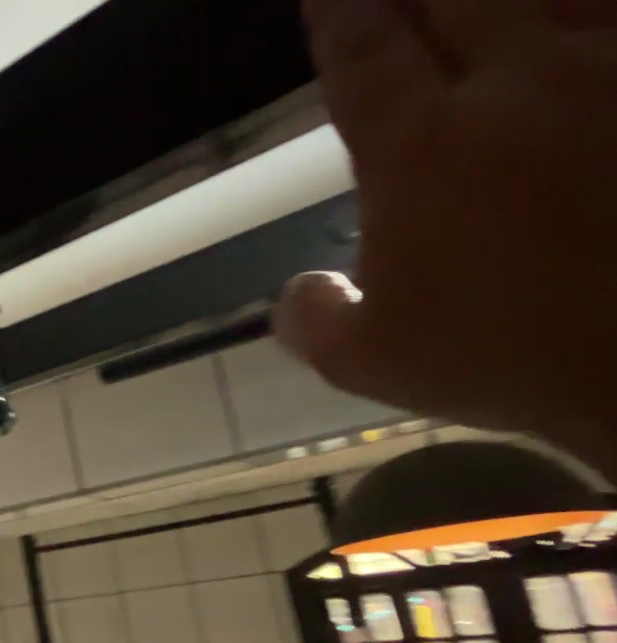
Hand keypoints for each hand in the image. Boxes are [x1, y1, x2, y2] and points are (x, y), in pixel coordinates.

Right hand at [275, 0, 616, 472]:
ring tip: (475, 0)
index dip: (338, 14)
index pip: (362, 56)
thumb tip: (299, 289)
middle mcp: (515, 84)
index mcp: (419, 149)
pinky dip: (591, 11)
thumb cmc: (499, 354)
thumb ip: (312, 319)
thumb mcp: (363, 360)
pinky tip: (576, 17)